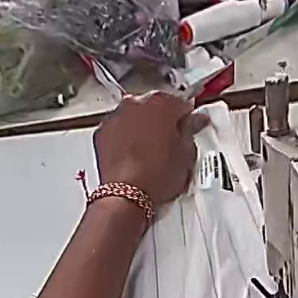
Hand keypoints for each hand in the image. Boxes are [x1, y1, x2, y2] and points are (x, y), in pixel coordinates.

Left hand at [92, 92, 205, 206]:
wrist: (127, 194)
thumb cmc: (155, 176)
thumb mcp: (186, 154)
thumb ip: (190, 131)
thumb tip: (193, 122)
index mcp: (161, 105)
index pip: (180, 103)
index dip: (188, 116)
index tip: (191, 125)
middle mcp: (136, 105)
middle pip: (155, 105)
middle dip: (164, 119)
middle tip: (172, 140)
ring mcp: (117, 117)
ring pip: (136, 114)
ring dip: (144, 126)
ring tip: (153, 149)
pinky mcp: (104, 131)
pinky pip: (120, 127)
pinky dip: (127, 135)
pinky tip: (136, 153)